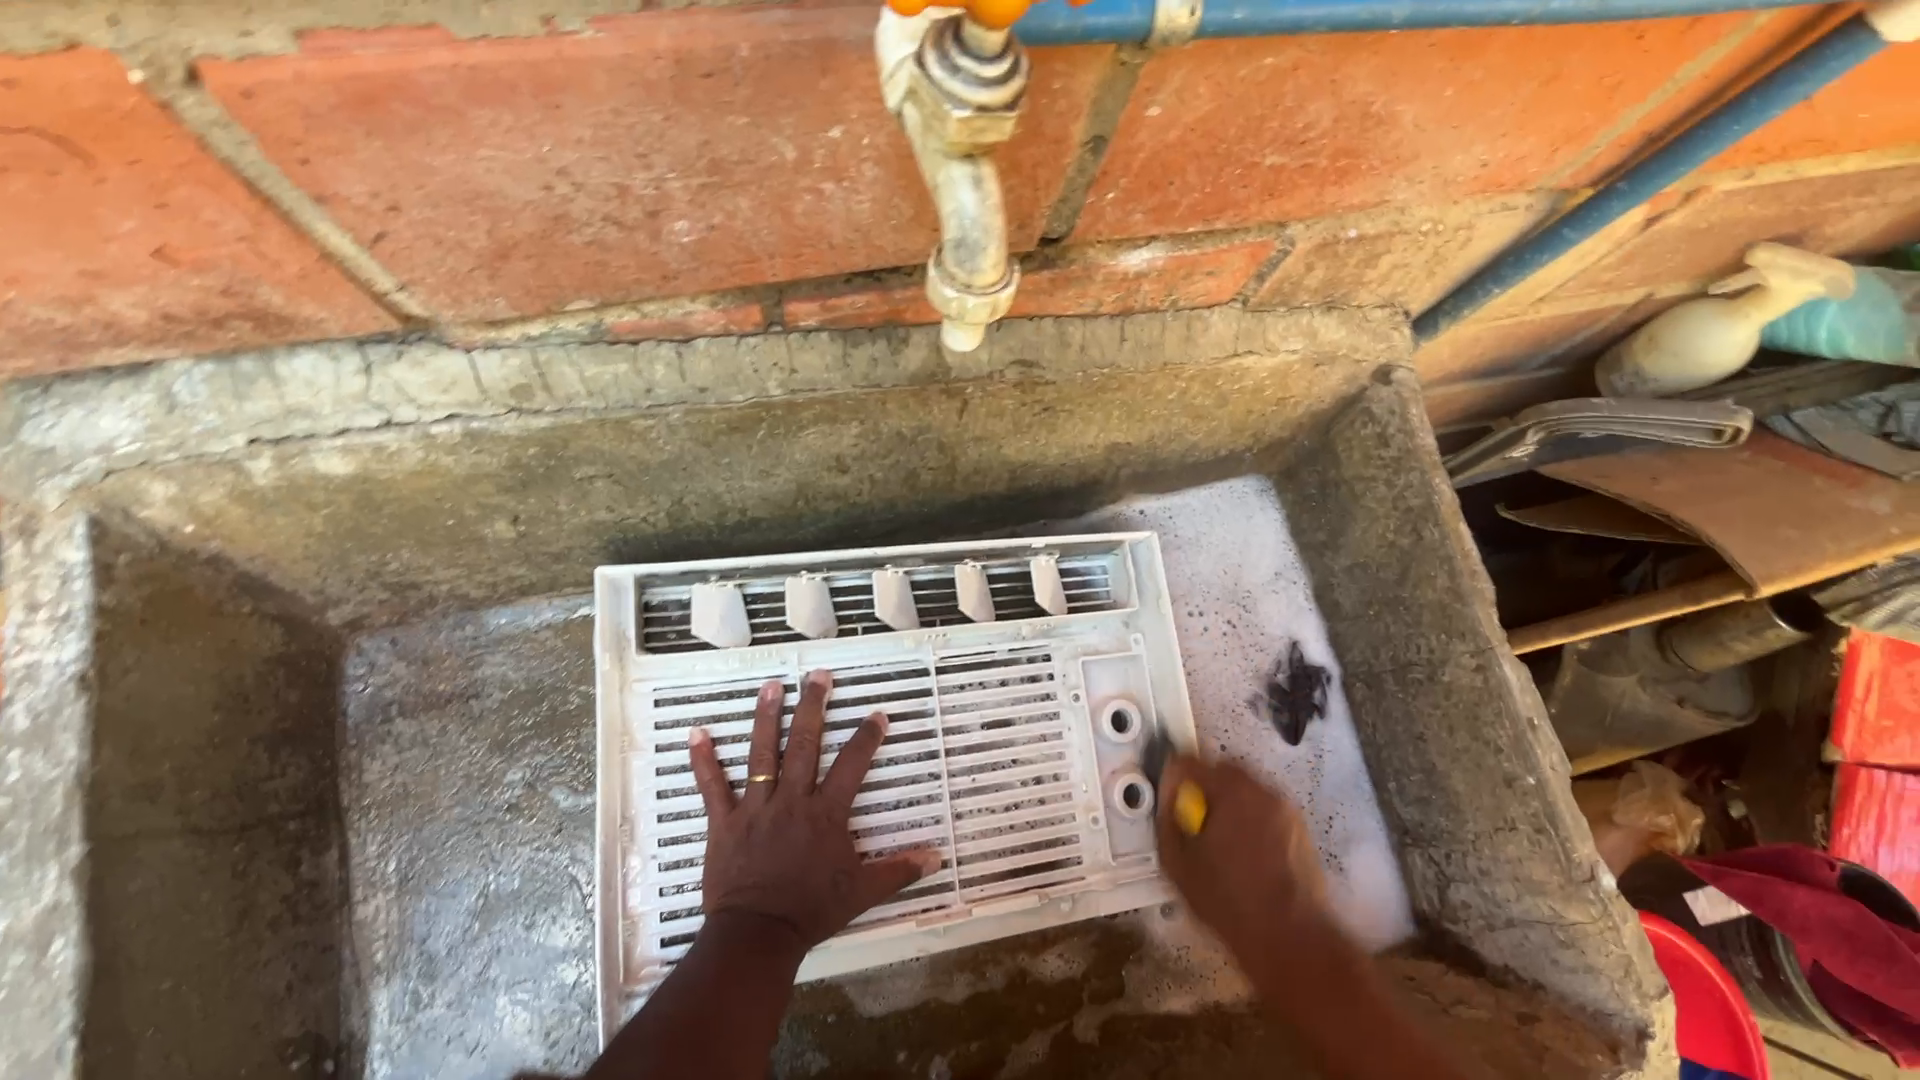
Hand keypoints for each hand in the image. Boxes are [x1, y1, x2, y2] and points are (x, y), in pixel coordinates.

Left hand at [687, 669, 939, 954]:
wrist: (758, 934)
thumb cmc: (812, 910)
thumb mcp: (862, 891)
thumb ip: (898, 870)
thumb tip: (936, 857)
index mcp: (826, 812)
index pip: (852, 765)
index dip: (867, 738)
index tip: (877, 714)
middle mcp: (792, 800)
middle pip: (804, 744)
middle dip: (813, 706)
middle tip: (818, 675)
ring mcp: (756, 808)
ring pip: (761, 754)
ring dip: (765, 717)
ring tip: (770, 686)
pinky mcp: (725, 822)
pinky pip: (712, 786)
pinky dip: (703, 760)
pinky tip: (696, 732)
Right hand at [1154, 754, 1332, 974]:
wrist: (1289, 937)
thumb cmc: (1229, 902)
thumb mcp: (1178, 864)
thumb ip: (1168, 820)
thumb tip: (1167, 798)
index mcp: (1228, 792)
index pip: (1190, 761)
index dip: (1174, 774)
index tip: (1169, 792)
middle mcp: (1261, 790)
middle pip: (1223, 768)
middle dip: (1204, 784)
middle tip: (1193, 813)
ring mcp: (1285, 808)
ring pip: (1247, 787)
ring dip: (1230, 800)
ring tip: (1219, 834)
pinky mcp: (1300, 827)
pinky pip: (1266, 807)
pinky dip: (1251, 817)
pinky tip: (1243, 849)